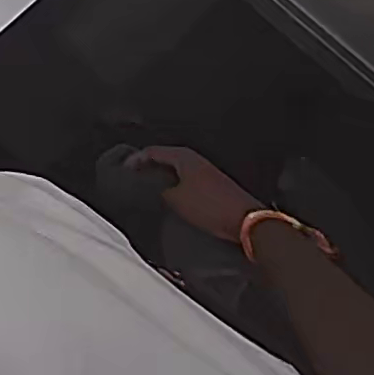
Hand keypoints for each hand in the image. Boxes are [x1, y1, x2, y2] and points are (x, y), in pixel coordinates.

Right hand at [130, 146, 263, 244]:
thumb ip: (158, 189)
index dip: (134, 160)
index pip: (150, 151)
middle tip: (134, 177)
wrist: (250, 223)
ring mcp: (206, 170)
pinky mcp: (214, 183)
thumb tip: (149, 187)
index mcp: (182, 156)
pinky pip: (186, 177)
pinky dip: (174, 182)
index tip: (123, 170)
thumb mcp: (175, 199)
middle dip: (147, 166)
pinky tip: (171, 194)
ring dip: (161, 175)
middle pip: (163, 158)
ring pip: (175, 168)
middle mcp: (194, 159)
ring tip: (149, 186)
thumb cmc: (210, 207)